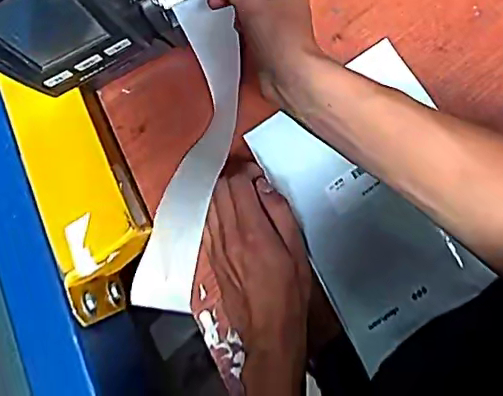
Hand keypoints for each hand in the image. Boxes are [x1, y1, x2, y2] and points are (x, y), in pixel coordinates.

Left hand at [197, 163, 311, 395]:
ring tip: (238, 192)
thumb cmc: (287, 293)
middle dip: (233, 177)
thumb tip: (265, 188)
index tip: (257, 174)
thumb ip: (280, 212)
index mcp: (252, 231)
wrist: (269, 332)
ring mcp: (217, 248)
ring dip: (222, 191)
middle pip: (219, 189)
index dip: (246, 170)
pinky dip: (215, 210)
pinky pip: (206, 222)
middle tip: (249, 179)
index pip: (237, 183)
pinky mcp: (212, 259)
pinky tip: (226, 212)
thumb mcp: (296, 248)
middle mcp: (229, 237)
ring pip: (210, 203)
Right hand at [202, 0, 321, 106]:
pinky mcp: (268, 38)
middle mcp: (284, 1)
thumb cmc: (285, 39)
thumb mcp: (250, 3)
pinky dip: (241, 28)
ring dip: (237, 14)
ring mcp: (277, 21)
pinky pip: (249, 26)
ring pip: (247, 9)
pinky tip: (241, 33)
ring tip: (237, 19)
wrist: (289, 75)